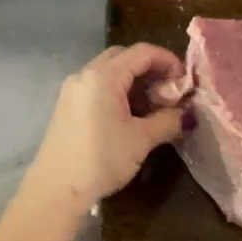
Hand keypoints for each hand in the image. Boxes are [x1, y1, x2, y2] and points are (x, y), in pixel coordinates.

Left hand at [25, 44, 186, 208]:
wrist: (56, 188)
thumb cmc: (101, 159)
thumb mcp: (141, 140)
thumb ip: (168, 120)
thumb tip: (185, 114)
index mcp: (103, 76)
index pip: (141, 52)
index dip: (167, 61)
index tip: (185, 81)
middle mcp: (84, 74)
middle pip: (123, 57)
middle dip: (150, 69)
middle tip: (169, 92)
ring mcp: (72, 89)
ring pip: (109, 72)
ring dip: (133, 81)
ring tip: (153, 106)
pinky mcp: (67, 105)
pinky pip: (97, 86)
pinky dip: (117, 91)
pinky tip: (130, 115)